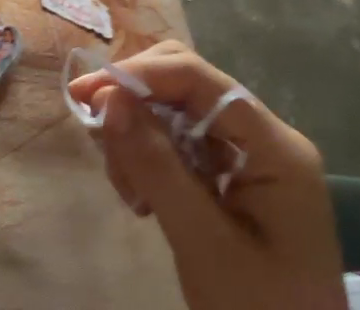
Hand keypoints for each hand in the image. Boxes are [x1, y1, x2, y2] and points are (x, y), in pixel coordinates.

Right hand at [69, 42, 345, 309]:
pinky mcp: (230, 178)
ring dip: (137, 135)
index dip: (138, 73)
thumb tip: (106, 96)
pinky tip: (139, 196)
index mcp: (275, 147)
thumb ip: (156, 167)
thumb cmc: (258, 309)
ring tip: (128, 190)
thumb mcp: (204, 243)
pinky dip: (147, 158)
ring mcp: (248, 157)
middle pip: (185, 84)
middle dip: (134, 100)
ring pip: (174, 111)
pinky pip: (178, 143)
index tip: (85, 93)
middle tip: (95, 134)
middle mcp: (264, 138)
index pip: (198, 79)